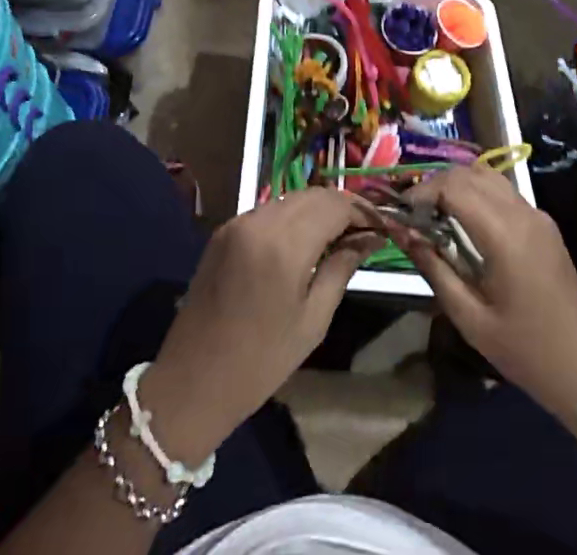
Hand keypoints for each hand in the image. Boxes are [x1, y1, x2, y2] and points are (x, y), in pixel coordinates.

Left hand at [141, 188, 384, 460]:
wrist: (192, 381)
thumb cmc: (261, 360)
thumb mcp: (313, 319)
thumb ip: (342, 267)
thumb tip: (370, 238)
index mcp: (283, 244)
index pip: (335, 205)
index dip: (363, 211)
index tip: (384, 227)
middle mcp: (258, 222)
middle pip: (312, 195)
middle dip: (343, 207)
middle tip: (367, 231)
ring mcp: (236, 224)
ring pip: (290, 200)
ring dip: (318, 210)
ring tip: (341, 236)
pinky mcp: (223, 233)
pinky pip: (268, 212)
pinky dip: (293, 218)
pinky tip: (306, 241)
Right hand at [391, 166, 576, 436]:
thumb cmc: (525, 351)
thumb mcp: (469, 317)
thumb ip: (434, 268)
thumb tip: (403, 234)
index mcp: (506, 233)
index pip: (454, 186)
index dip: (421, 193)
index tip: (399, 214)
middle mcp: (524, 214)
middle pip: (471, 173)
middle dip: (436, 186)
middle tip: (412, 216)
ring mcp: (539, 218)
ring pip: (489, 178)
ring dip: (457, 188)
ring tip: (433, 219)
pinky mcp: (545, 228)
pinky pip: (504, 195)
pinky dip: (477, 197)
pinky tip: (463, 228)